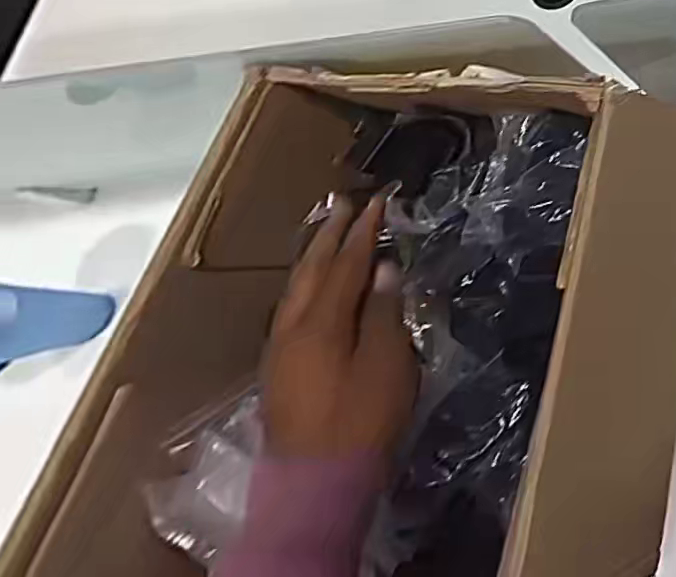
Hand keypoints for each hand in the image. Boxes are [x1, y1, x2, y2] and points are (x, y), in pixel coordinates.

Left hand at [262, 192, 417, 459]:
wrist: (319, 479)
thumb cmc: (364, 414)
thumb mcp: (387, 359)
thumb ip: (385, 310)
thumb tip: (386, 268)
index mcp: (319, 325)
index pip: (346, 266)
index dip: (364, 232)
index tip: (379, 201)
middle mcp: (292, 331)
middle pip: (311, 273)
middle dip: (330, 236)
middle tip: (345, 203)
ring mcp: (283, 350)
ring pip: (298, 290)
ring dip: (317, 256)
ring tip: (331, 231)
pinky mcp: (287, 365)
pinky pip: (297, 306)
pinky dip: (313, 281)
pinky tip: (321, 281)